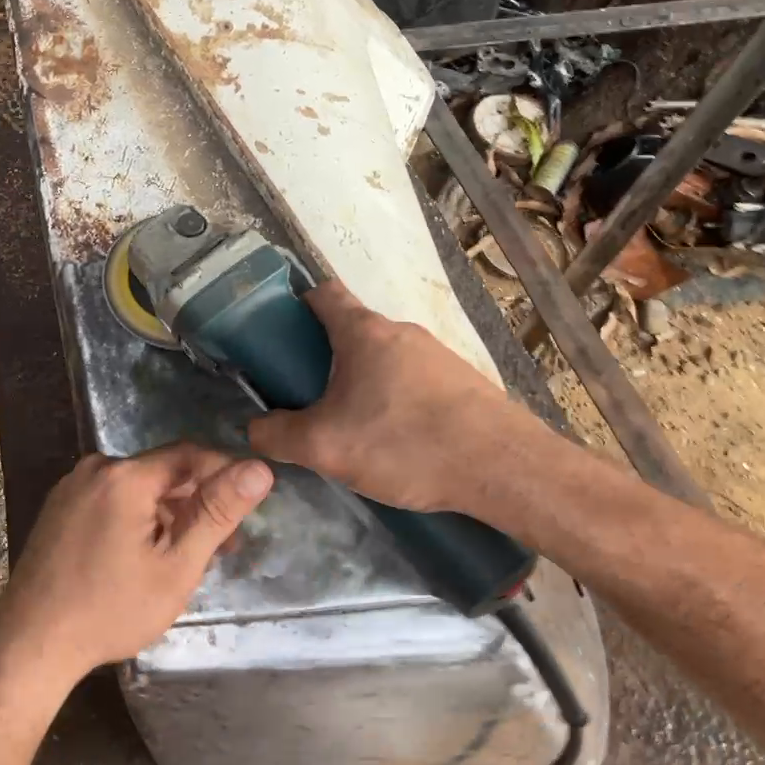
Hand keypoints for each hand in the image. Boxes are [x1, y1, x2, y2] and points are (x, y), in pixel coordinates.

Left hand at [0, 443, 274, 679]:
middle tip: (225, 545)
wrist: (34, 636)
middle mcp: (95, 468)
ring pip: (136, 487)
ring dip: (167, 512)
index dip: (225, 472)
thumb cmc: (111, 607)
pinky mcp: (60, 505)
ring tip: (190, 556)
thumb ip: (216, 513)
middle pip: (161, 471)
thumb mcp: (176, 565)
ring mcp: (72, 485)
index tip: (251, 504)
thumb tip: (258, 468)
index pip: (189, 454)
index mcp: (124, 475)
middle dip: (196, 500)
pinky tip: (147, 554)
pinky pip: (110, 498)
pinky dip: (137, 517)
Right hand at [248, 279, 558, 514]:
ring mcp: (439, 356)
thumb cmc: (406, 444)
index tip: (280, 336)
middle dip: (325, 358)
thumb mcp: (323, 447)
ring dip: (363, 382)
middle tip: (309, 397)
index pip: (322, 293)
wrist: (510, 472)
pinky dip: (397, 401)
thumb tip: (253, 429)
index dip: (296, 306)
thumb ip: (276, 435)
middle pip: (351, 330)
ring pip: (384, 359)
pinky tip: (398, 442)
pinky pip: (415, 382)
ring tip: (354, 428)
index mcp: (363, 332)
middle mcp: (401, 332)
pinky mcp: (466, 385)